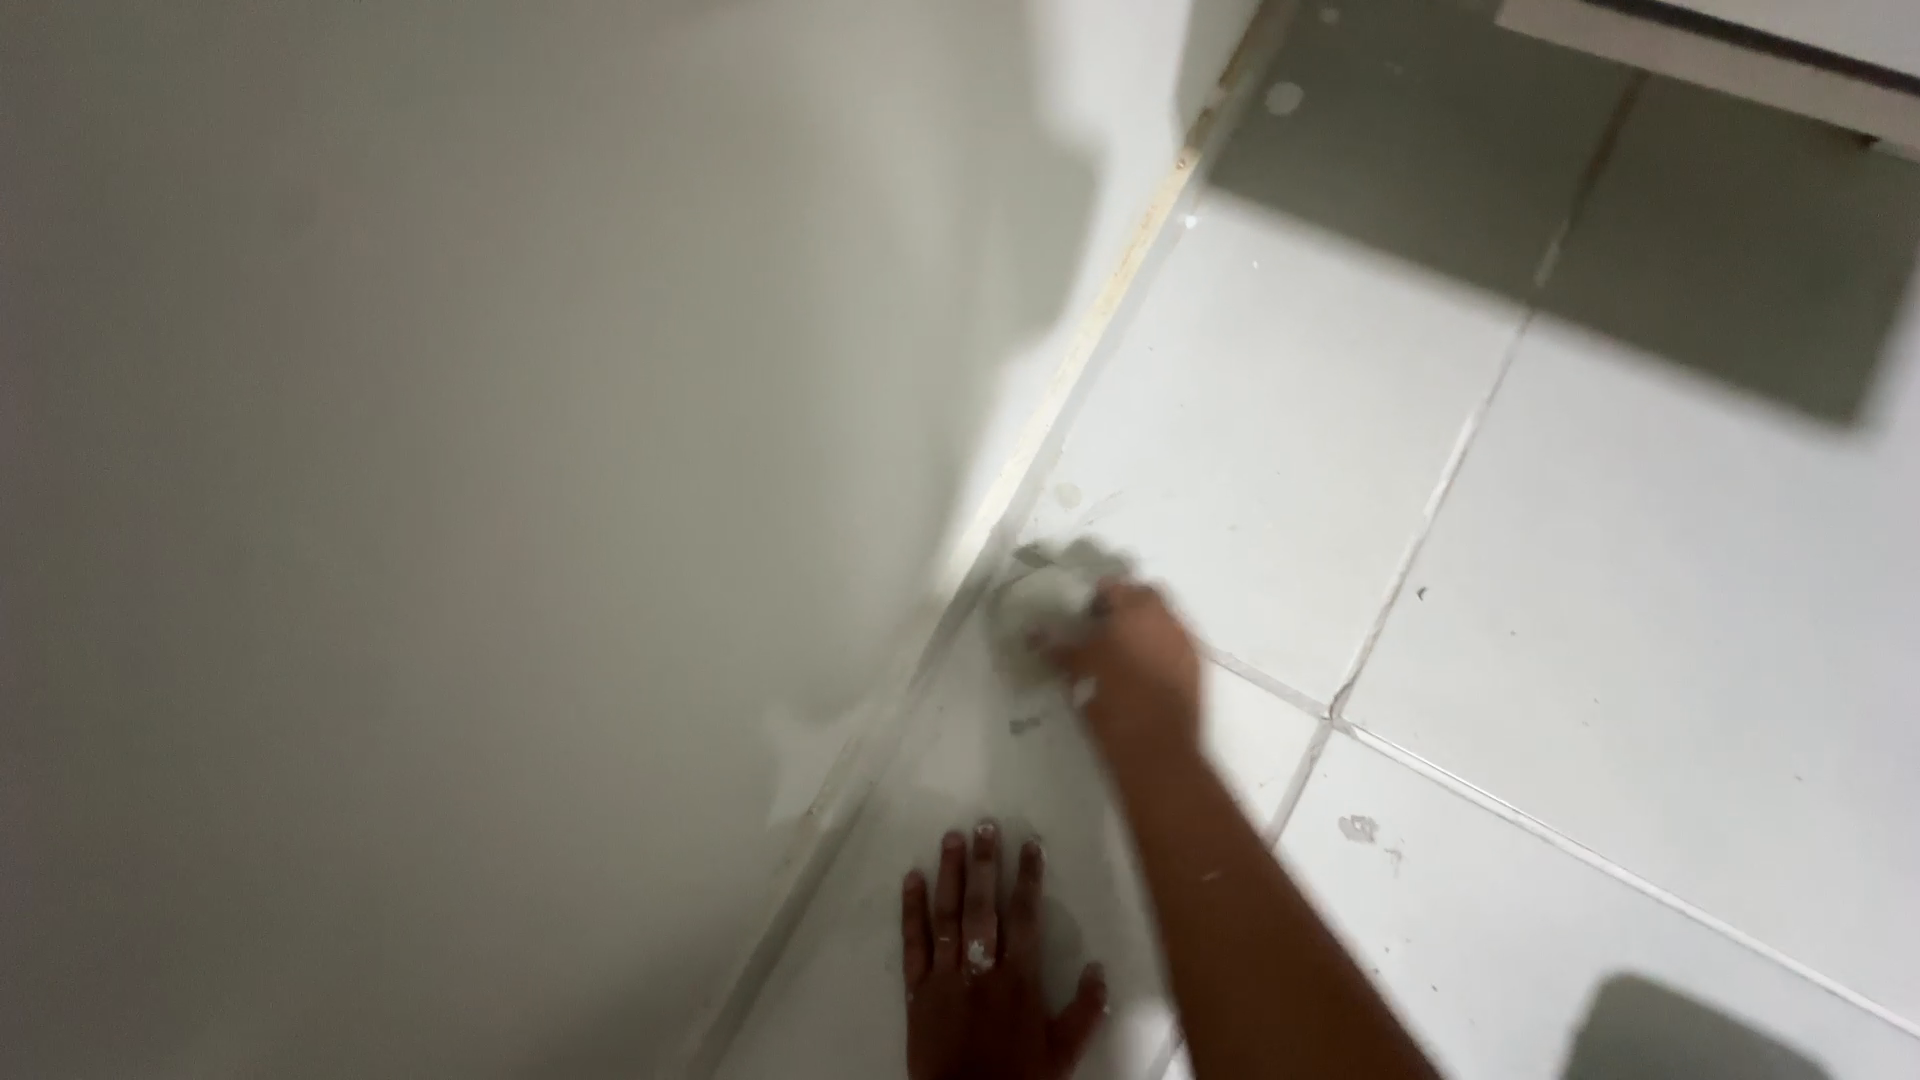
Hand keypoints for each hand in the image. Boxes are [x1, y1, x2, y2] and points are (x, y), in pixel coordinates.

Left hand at [901, 823, 1107, 1079]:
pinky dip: (911, 910)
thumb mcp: (1060, 1055)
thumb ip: (1083, 1012)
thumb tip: (1098, 968)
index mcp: (1019, 980)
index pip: (1025, 917)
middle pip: (983, 906)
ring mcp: (946, 976)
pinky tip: (911, 878)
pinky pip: (913, 944)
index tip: (1030, 845)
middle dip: (985, 864)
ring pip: (948, 916)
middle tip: (984, 826)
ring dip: (949, 874)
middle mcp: (982, 969)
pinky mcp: (917, 990)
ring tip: (951, 838)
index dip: (1028, 879)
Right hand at [1045, 581, 1202, 765]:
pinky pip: (1176, 644)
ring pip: (1164, 620)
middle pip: (1146, 597)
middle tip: (1103, 631)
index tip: (1084, 617)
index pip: (1114, 586)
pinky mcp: (1197, 669)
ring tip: (1123, 654)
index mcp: (1135, 611)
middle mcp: (1166, 618)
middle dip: (1126, 607)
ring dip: (1145, 628)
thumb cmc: (1111, 702)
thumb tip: (1033, 632)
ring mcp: (1187, 643)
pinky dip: (1160, 649)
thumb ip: (1057, 647)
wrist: (1157, 750)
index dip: (1097, 598)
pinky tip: (1143, 673)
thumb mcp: (1078, 672)